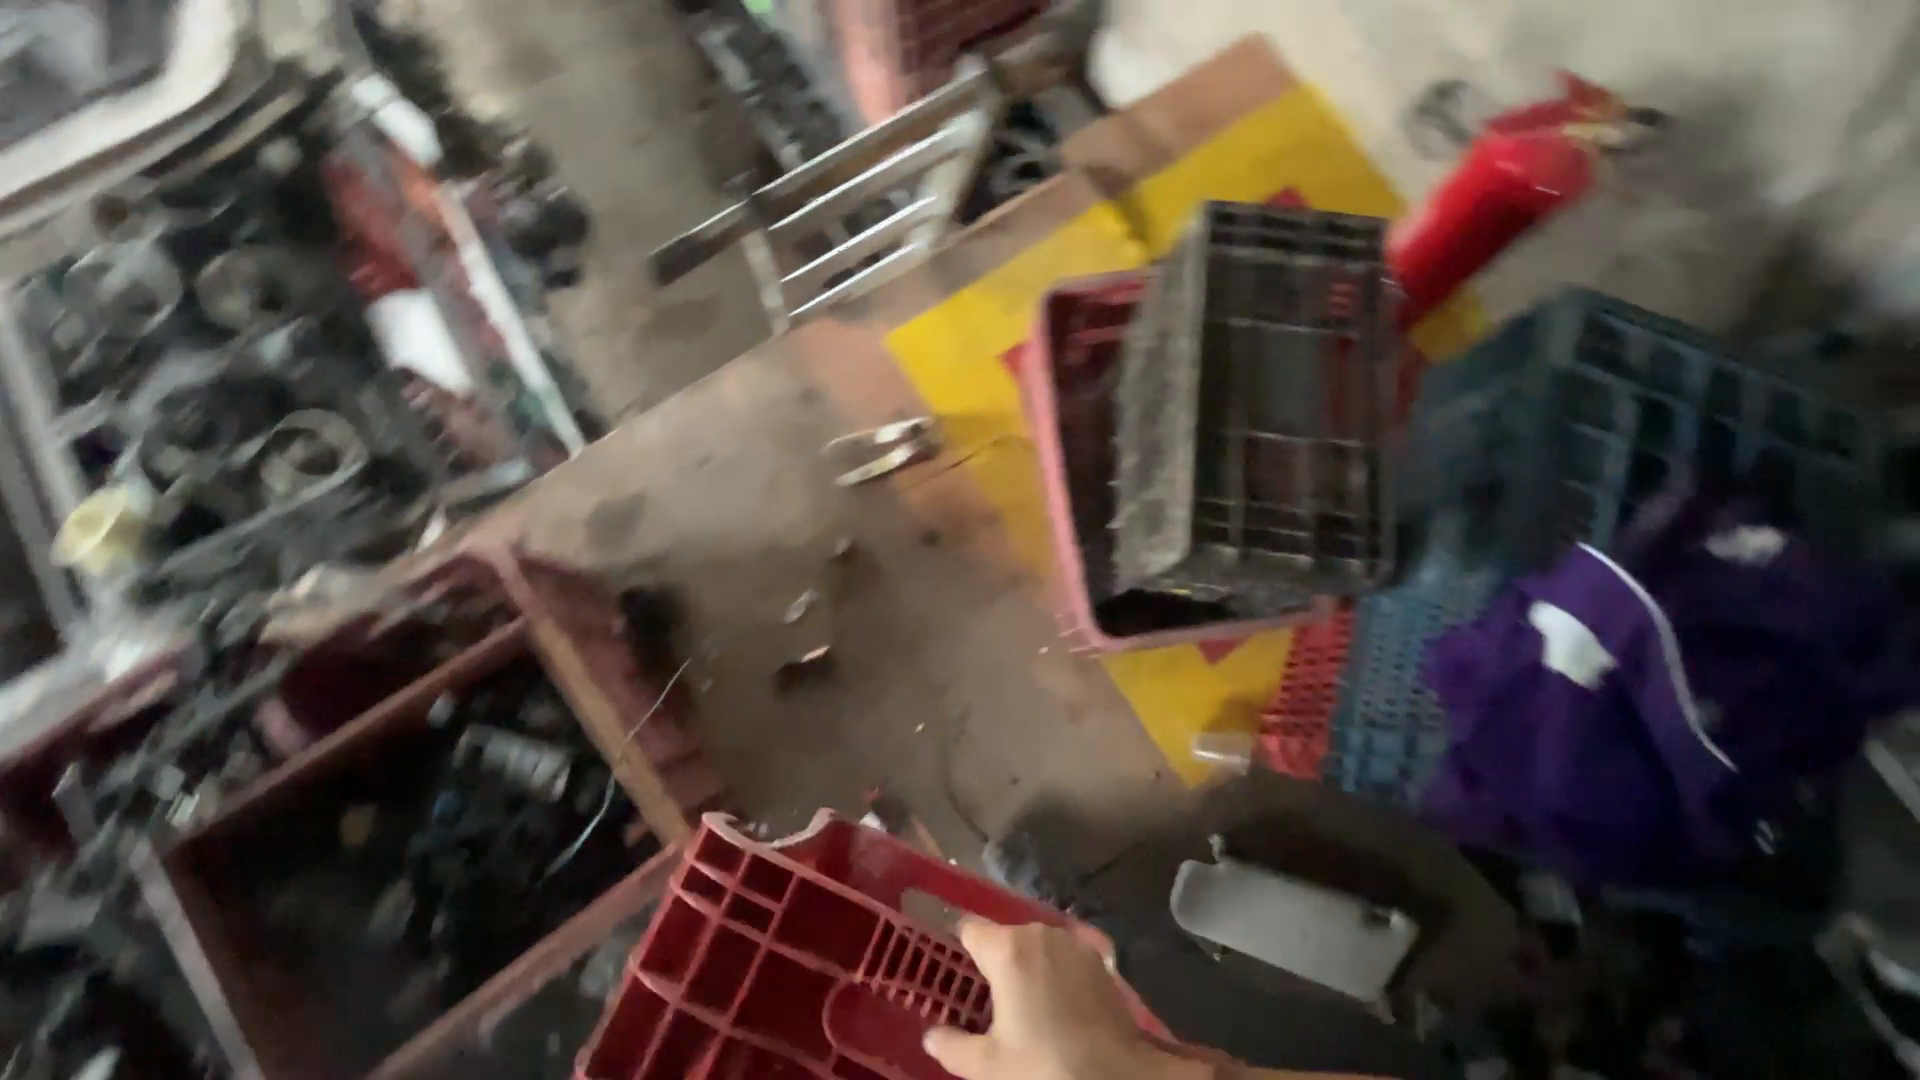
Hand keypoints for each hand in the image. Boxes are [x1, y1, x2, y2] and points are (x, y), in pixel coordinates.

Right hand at [922, 918, 1204, 1079]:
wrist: (1116, 1076)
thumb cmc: (1044, 1066)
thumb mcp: (989, 1065)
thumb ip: (953, 1046)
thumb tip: (930, 1035)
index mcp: (1006, 949)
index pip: (969, 928)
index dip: (958, 945)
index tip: (952, 965)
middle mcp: (1038, 934)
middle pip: (1004, 937)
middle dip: (995, 961)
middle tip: (988, 997)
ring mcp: (1072, 943)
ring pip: (1036, 945)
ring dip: (1027, 964)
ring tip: (1025, 1003)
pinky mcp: (1098, 958)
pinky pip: (1064, 956)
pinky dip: (1056, 971)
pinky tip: (1058, 1003)